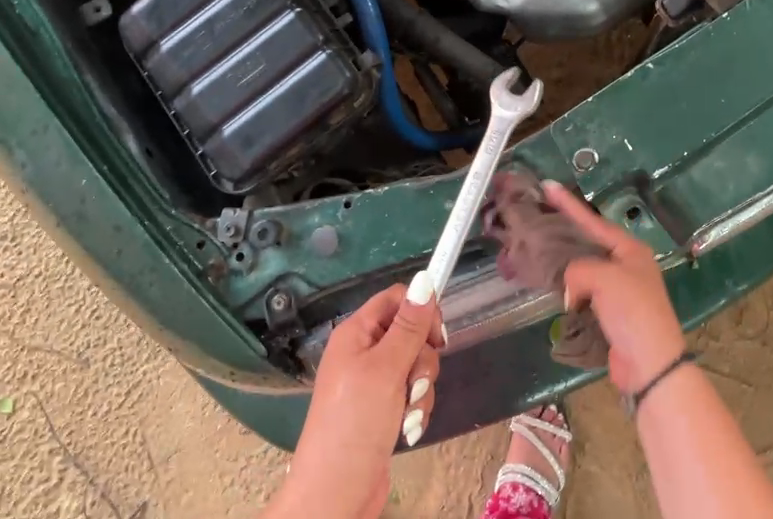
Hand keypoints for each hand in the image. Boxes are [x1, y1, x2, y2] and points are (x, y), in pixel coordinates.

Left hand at [271, 285, 441, 518]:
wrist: (335, 494)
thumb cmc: (355, 423)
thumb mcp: (386, 369)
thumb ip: (410, 326)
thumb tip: (427, 278)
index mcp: (355, 333)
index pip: (396, 298)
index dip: (421, 310)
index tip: (437, 336)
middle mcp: (363, 353)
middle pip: (411, 333)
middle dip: (423, 360)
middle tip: (416, 383)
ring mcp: (372, 383)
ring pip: (416, 366)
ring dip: (421, 390)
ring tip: (409, 414)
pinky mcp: (382, 409)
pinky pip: (412, 394)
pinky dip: (416, 409)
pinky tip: (407, 430)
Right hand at [542, 180, 686, 393]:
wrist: (650, 364)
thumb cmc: (633, 313)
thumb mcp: (605, 279)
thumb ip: (578, 270)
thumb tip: (569, 288)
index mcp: (630, 250)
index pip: (594, 221)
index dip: (569, 204)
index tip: (548, 185)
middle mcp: (626, 264)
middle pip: (588, 241)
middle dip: (564, 230)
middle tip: (538, 217)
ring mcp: (619, 289)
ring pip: (583, 267)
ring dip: (563, 261)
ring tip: (538, 249)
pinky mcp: (609, 312)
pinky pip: (583, 291)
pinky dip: (567, 288)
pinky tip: (550, 285)